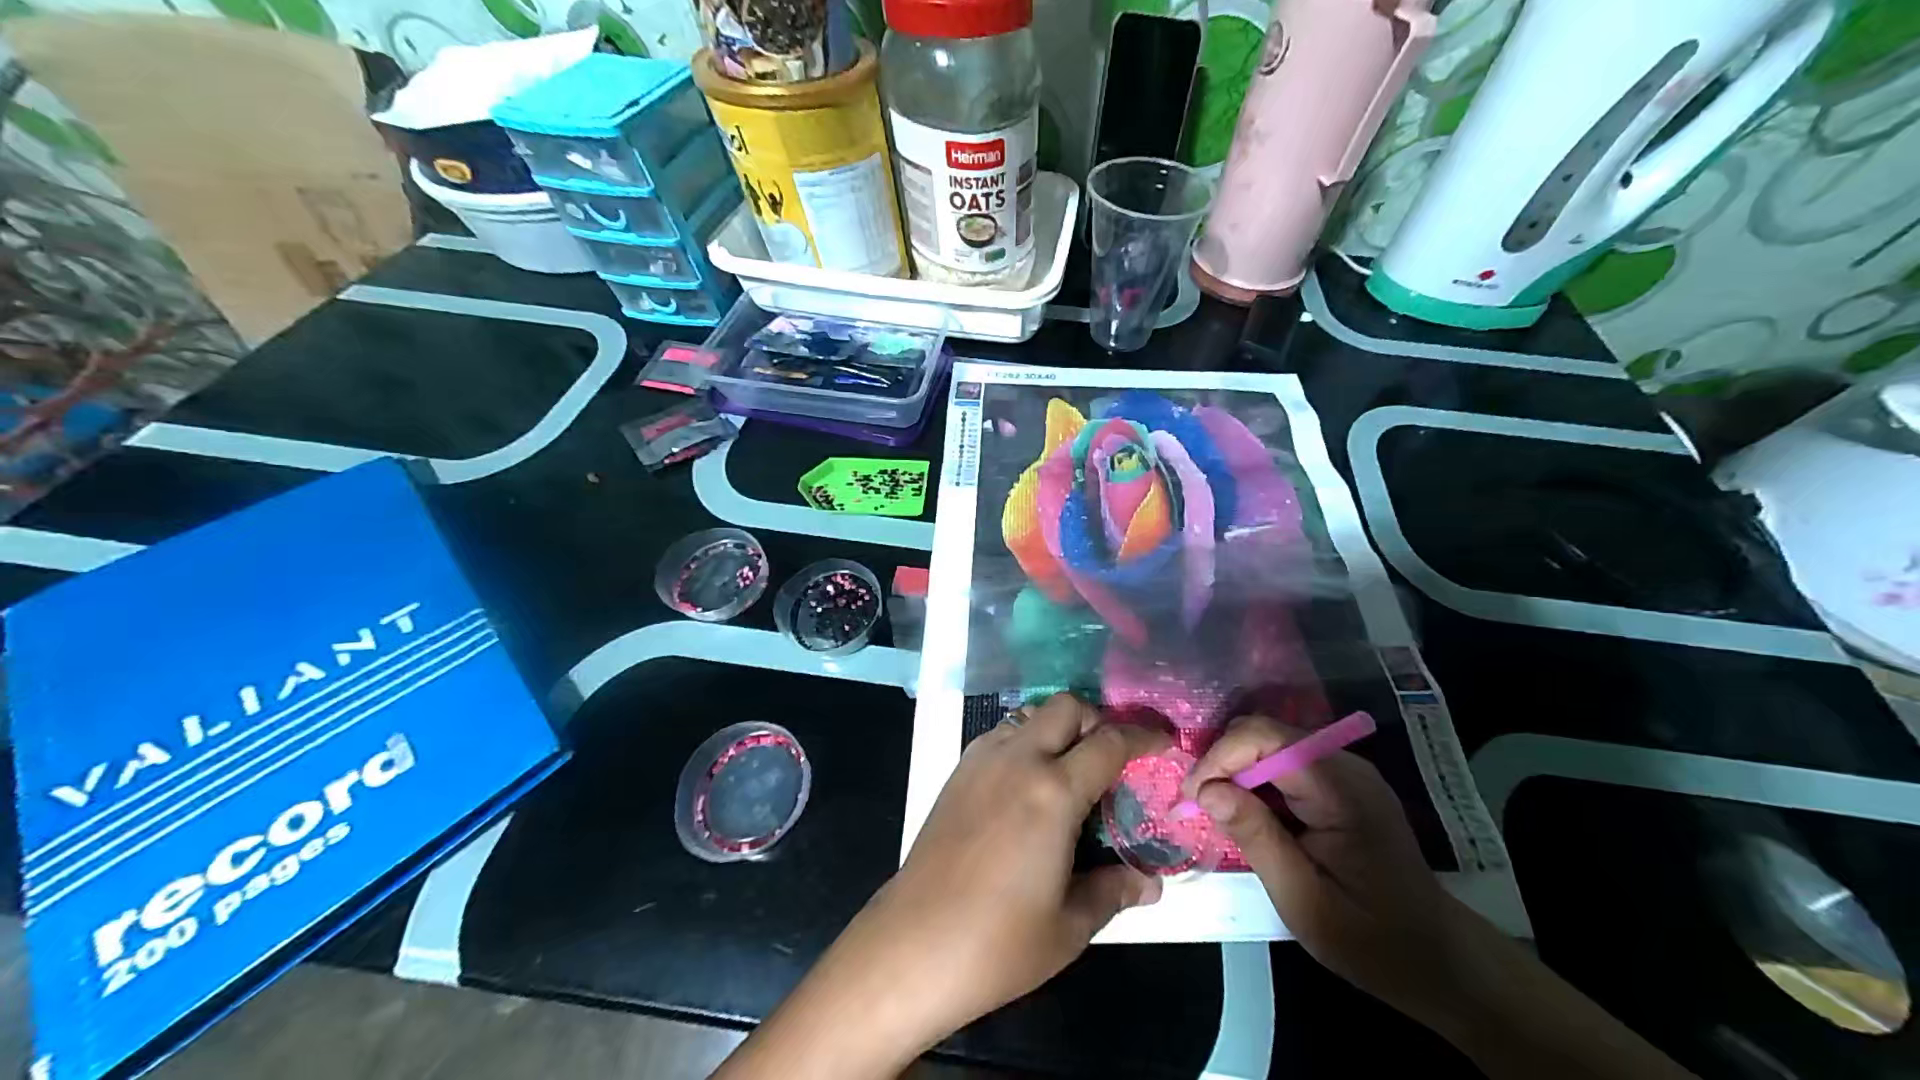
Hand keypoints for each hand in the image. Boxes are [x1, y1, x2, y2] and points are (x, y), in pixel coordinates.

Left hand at [859, 694, 1168, 1039]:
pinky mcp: (957, 773)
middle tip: (1112, 760)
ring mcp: (980, 761)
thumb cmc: (998, 942)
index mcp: (1053, 792)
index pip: (1109, 743)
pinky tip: (1028, 787)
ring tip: (1070, 773)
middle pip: (1066, 707)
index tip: (1164, 742)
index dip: (1144, 737)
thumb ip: (1114, 890)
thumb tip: (1149, 882)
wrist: (913, 943)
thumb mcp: (1070, 925)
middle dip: (1097, 721)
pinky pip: (1000, 735)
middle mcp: (1016, 760)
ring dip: (1057, 729)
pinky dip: (1025, 742)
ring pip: (1029, 715)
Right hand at [1184, 713, 1457, 1014]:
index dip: (1218, 757)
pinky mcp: (1337, 786)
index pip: (1263, 738)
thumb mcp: (1303, 897)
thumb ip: (1255, 836)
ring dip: (1234, 774)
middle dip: (1222, 763)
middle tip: (1196, 805)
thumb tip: (1205, 789)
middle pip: (1263, 734)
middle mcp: (1343, 765)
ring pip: (1268, 747)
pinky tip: (1243, 815)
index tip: (1190, 797)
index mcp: (1340, 786)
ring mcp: (1343, 772)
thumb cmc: (1372, 938)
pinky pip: (1282, 766)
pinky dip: (1253, 784)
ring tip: (1212, 812)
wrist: (1440, 963)